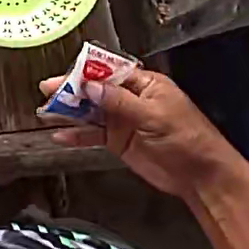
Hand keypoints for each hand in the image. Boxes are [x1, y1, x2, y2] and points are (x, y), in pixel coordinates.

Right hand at [38, 68, 248, 199]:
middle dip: (71, 91)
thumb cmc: (191, 140)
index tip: (66, 77)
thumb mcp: (154, 115)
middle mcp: (131, 99)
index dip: (86, 73)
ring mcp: (124, 120)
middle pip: (95, 90)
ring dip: (70, 112)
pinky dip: (77, 135)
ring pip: (90, 112)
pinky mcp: (119, 141)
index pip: (109, 72)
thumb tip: (92, 87)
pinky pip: (93, 135)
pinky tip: (62, 135)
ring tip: (47, 111)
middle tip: (49, 90)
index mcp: (145, 85)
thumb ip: (120, 101)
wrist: (201, 176)